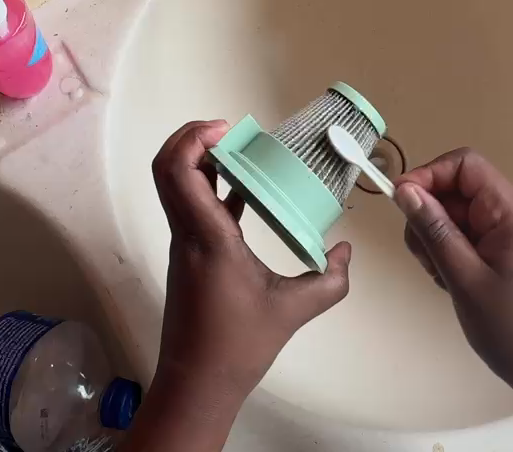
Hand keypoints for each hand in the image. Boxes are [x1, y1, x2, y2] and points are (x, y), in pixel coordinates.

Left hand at [126, 120, 352, 449]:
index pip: (179, 172)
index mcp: (208, 236)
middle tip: (228, 130)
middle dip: (191, 137)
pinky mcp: (190, 252)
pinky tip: (243, 187)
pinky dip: (211, 185)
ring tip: (237, 148)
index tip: (227, 128)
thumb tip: (345, 251)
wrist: (197, 384)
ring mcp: (185, 241)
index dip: (194, 139)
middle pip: (168, 168)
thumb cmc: (237, 346)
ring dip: (199, 158)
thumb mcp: (292, 311)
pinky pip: (193, 204)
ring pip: (176, 184)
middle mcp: (188, 232)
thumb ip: (329, 281)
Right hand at [395, 147, 512, 393]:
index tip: (401, 201)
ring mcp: (504, 235)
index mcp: (508, 211)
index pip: (464, 165)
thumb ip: (433, 229)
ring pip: (454, 215)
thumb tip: (404, 190)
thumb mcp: (464, 277)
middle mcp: (508, 215)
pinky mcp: (500, 254)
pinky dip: (447, 252)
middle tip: (423, 255)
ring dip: (435, 237)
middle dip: (428, 214)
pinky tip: (449, 282)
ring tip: (439, 275)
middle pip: (455, 189)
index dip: (429, 174)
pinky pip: (463, 236)